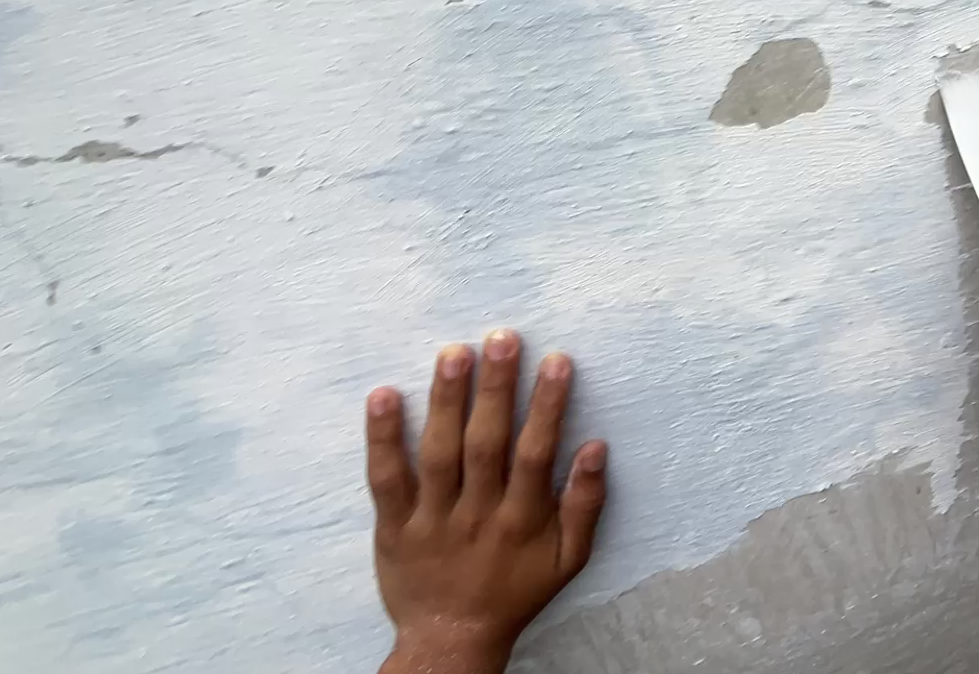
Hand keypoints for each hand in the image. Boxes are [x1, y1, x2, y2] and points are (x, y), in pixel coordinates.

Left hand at [366, 330, 607, 673]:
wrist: (451, 641)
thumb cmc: (519, 589)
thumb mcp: (571, 557)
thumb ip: (586, 502)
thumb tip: (596, 446)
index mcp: (522, 519)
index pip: (537, 451)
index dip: (547, 404)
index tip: (557, 359)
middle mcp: (476, 514)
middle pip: (486, 443)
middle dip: (495, 388)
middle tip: (502, 338)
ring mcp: (431, 519)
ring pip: (438, 453)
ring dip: (445, 400)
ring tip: (453, 352)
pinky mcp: (392, 527)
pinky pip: (385, 479)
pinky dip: (382, 438)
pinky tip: (384, 395)